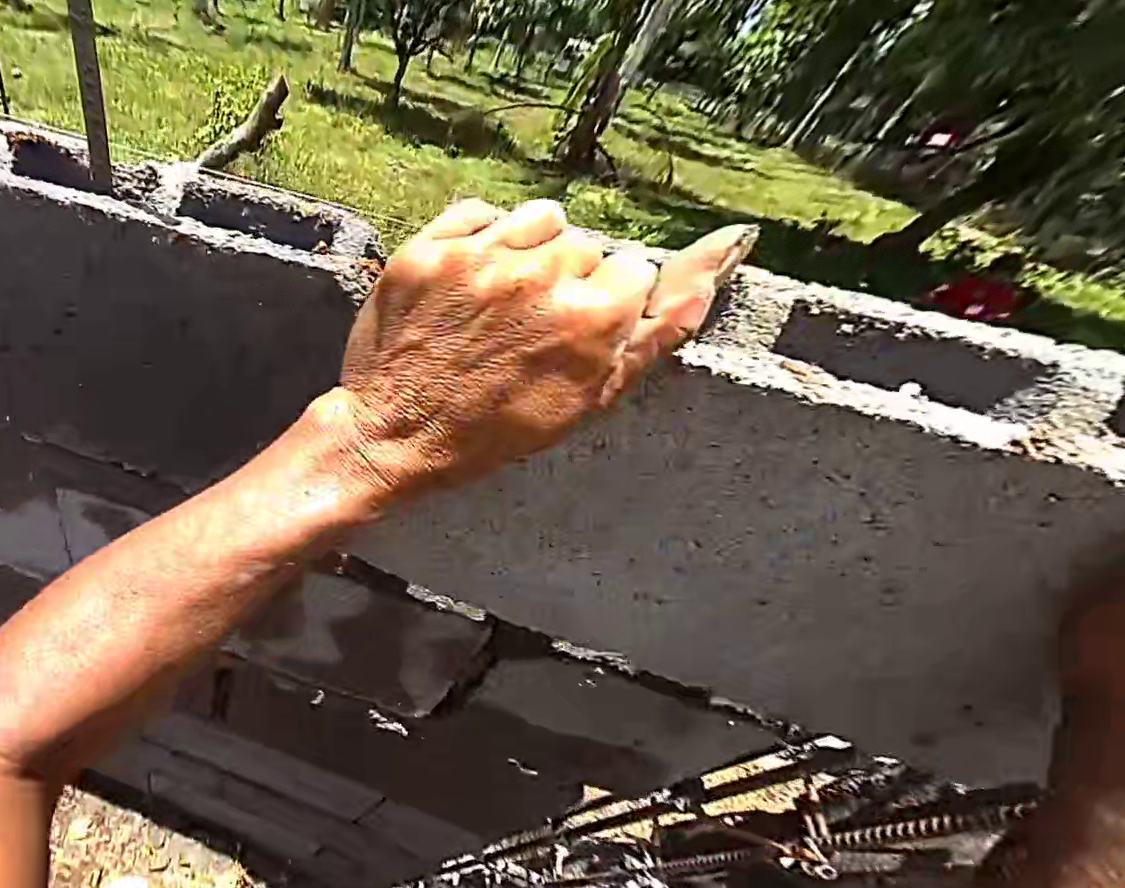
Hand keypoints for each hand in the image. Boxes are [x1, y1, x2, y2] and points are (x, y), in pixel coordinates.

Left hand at [329, 199, 754, 499]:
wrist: (391, 437)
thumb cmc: (490, 432)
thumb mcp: (589, 400)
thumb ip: (665, 326)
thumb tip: (732, 242)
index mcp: (594, 316)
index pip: (633, 270)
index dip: (600, 307)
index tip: (564, 339)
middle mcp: (542, 275)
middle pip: (585, 245)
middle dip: (565, 282)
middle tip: (522, 330)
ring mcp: (478, 259)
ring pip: (540, 219)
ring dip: (530, 250)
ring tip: (499, 301)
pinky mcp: (427, 252)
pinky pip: (479, 213)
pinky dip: (481, 238)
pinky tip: (466, 282)